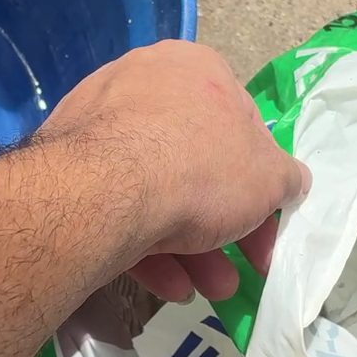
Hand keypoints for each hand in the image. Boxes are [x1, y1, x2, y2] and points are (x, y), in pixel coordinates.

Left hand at [38, 40, 309, 301]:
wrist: (105, 191)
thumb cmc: (202, 167)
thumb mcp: (270, 178)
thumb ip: (286, 179)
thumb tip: (291, 182)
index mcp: (195, 68)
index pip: (240, 126)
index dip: (260, 185)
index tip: (265, 227)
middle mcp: (143, 82)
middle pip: (195, 165)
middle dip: (222, 228)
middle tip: (237, 271)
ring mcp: (97, 121)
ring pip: (154, 190)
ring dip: (188, 247)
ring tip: (206, 288)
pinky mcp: (66, 162)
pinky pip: (115, 203)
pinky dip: (143, 244)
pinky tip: (166, 283)